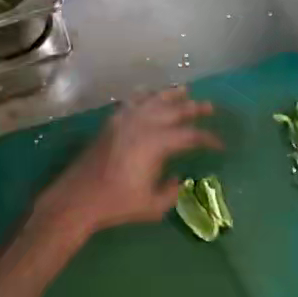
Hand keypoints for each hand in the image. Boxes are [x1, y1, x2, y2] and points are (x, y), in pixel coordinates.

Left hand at [34, 88, 221, 241]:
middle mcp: (142, 125)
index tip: (220, 145)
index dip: (208, 139)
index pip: (190, 135)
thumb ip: (172, 191)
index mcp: (157, 143)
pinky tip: (149, 96)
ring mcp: (124, 120)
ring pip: (152, 100)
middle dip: (194, 108)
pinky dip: (145, 96)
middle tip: (209, 106)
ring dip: (170, 95)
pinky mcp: (110, 123)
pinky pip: (132, 102)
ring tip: (184, 90)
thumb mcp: (153, 205)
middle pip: (174, 110)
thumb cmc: (117, 204)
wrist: (78, 198)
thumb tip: (178, 179)